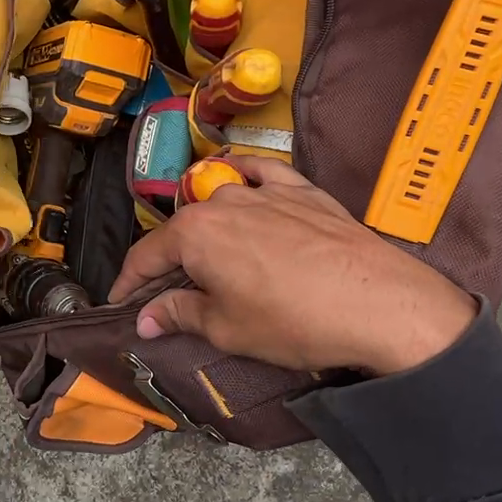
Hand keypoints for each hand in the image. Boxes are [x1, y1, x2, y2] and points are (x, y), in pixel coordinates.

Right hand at [108, 157, 475, 374]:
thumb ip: (178, 315)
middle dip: (169, 260)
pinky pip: (262, 172)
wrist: (381, 305)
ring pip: (217, 201)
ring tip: (206, 253)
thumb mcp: (226, 329)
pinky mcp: (302, 191)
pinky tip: (238, 179)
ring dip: (204, 227)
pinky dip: (245, 175)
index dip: (129, 284)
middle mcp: (221, 202)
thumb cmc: (295, 320)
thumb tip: (145, 319)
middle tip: (169, 291)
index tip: (121, 302)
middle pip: (181, 230)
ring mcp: (264, 191)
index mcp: (194, 234)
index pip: (146, 256)